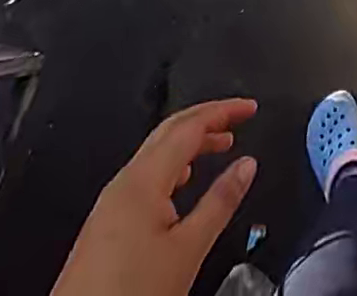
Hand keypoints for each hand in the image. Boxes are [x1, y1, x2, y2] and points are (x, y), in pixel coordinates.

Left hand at [51, 99, 259, 295]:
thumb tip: (247, 165)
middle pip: (169, 131)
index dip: (223, 111)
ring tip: (223, 143)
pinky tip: (187, 178)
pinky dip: (176, 164)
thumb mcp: (188, 248)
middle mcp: (122, 187)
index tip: (250, 108)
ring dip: (192, 141)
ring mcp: (110, 206)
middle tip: (239, 116)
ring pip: (156, 154)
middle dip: (207, 118)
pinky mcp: (106, 226)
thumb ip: (221, 200)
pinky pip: (146, 176)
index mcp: (142, 183)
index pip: (189, 127)